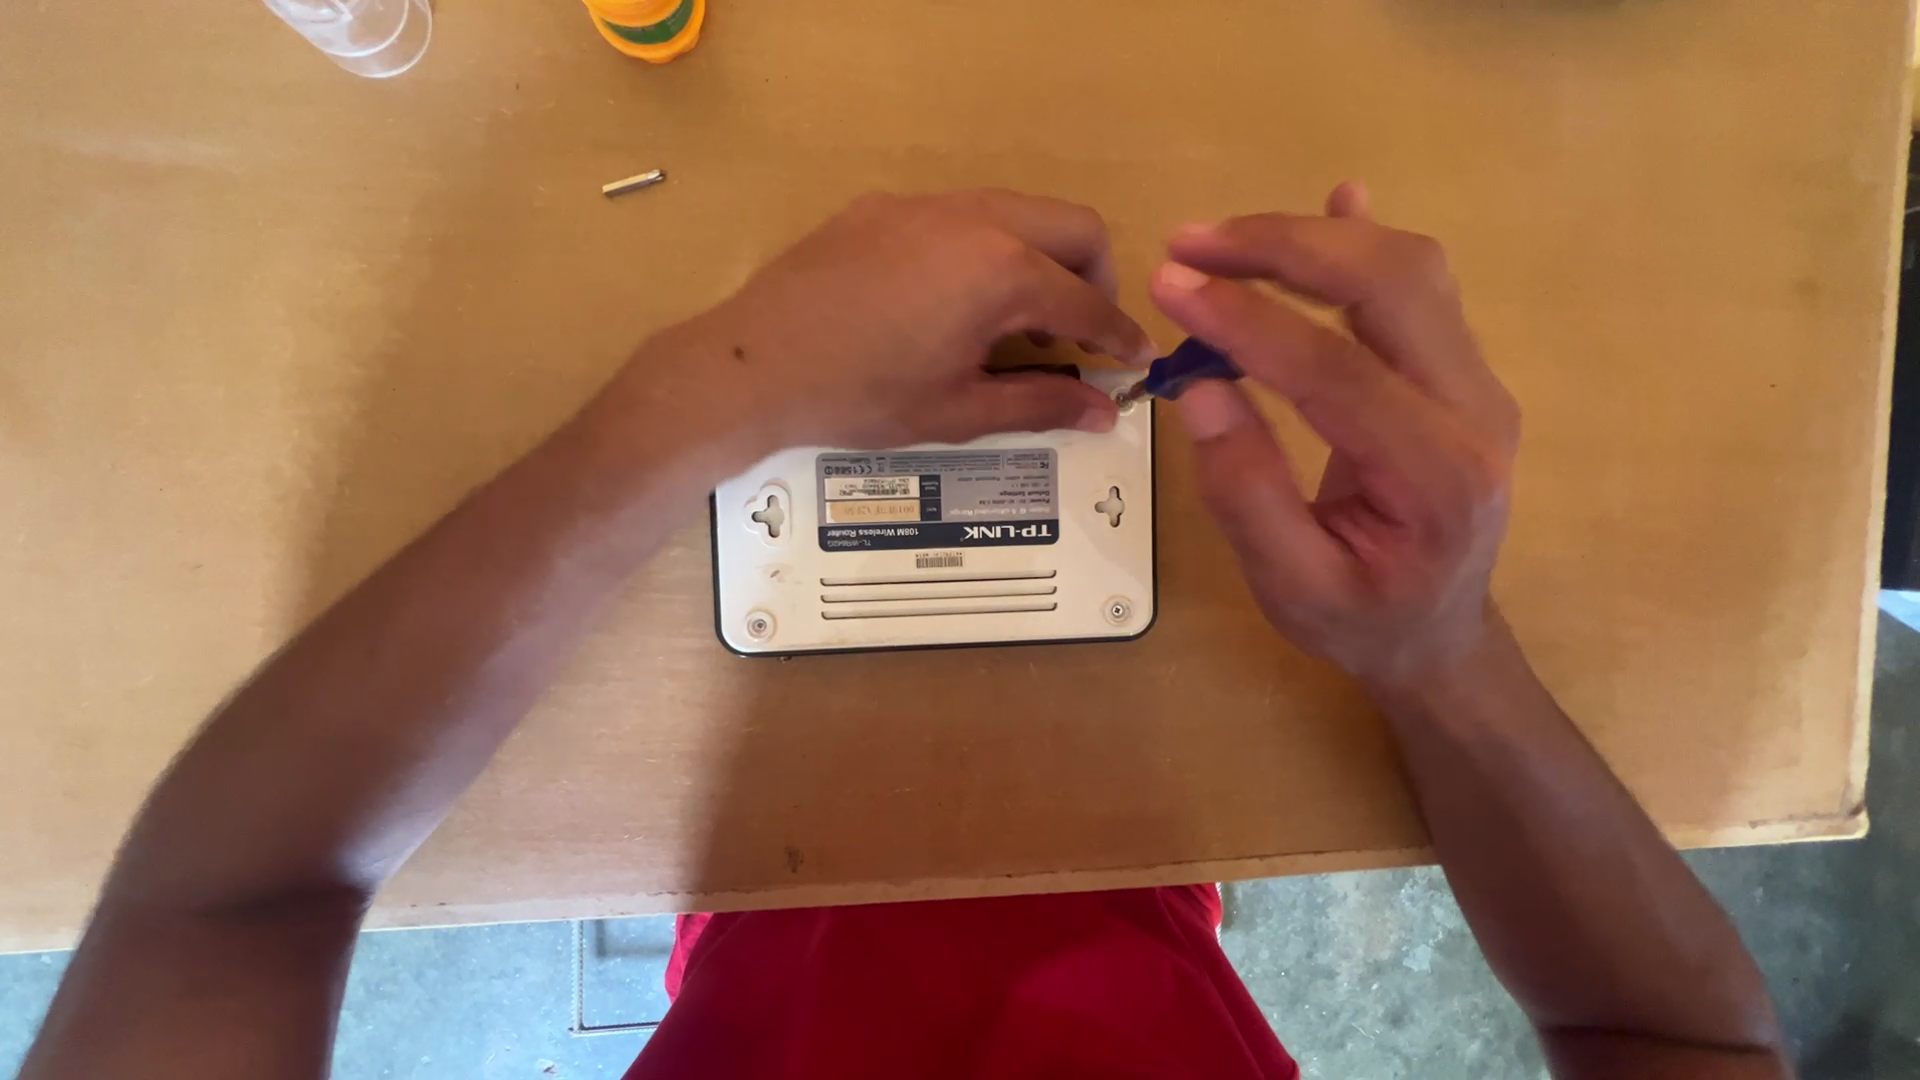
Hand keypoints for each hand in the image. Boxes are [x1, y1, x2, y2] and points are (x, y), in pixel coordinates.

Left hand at [628, 190, 1155, 454]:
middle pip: (1073, 228)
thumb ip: (1040, 403)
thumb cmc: (863, 399)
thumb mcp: (958, 412)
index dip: (1120, 337)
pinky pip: (963, 216)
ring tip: (1020, 322)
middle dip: (1096, 279)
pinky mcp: (886, 206)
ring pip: (1018, 211)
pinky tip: (956, 301)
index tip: (1138, 361)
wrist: (756, 366)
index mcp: (1002, 274)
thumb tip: (1104, 411)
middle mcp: (975, 219)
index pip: (1087, 302)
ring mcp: (926, 204)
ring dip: (1041, 260)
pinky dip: (988, 251)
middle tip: (1082, 334)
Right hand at [1151, 183, 1520, 691]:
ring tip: (1220, 244)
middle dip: (1282, 249)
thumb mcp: (1288, 583)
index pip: (1333, 370)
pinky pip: (1420, 290)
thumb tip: (1201, 389)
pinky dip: (1367, 242)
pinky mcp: (1461, 374)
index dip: (1246, 321)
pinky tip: (1339, 200)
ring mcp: (1478, 385)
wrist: (1438, 637)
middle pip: (1391, 285)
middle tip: (1188, 246)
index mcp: (1433, 475)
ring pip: (1409, 271)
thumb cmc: (1359, 621)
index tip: (1170, 285)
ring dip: (1310, 241)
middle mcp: (1475, 411)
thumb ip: (1245, 492)